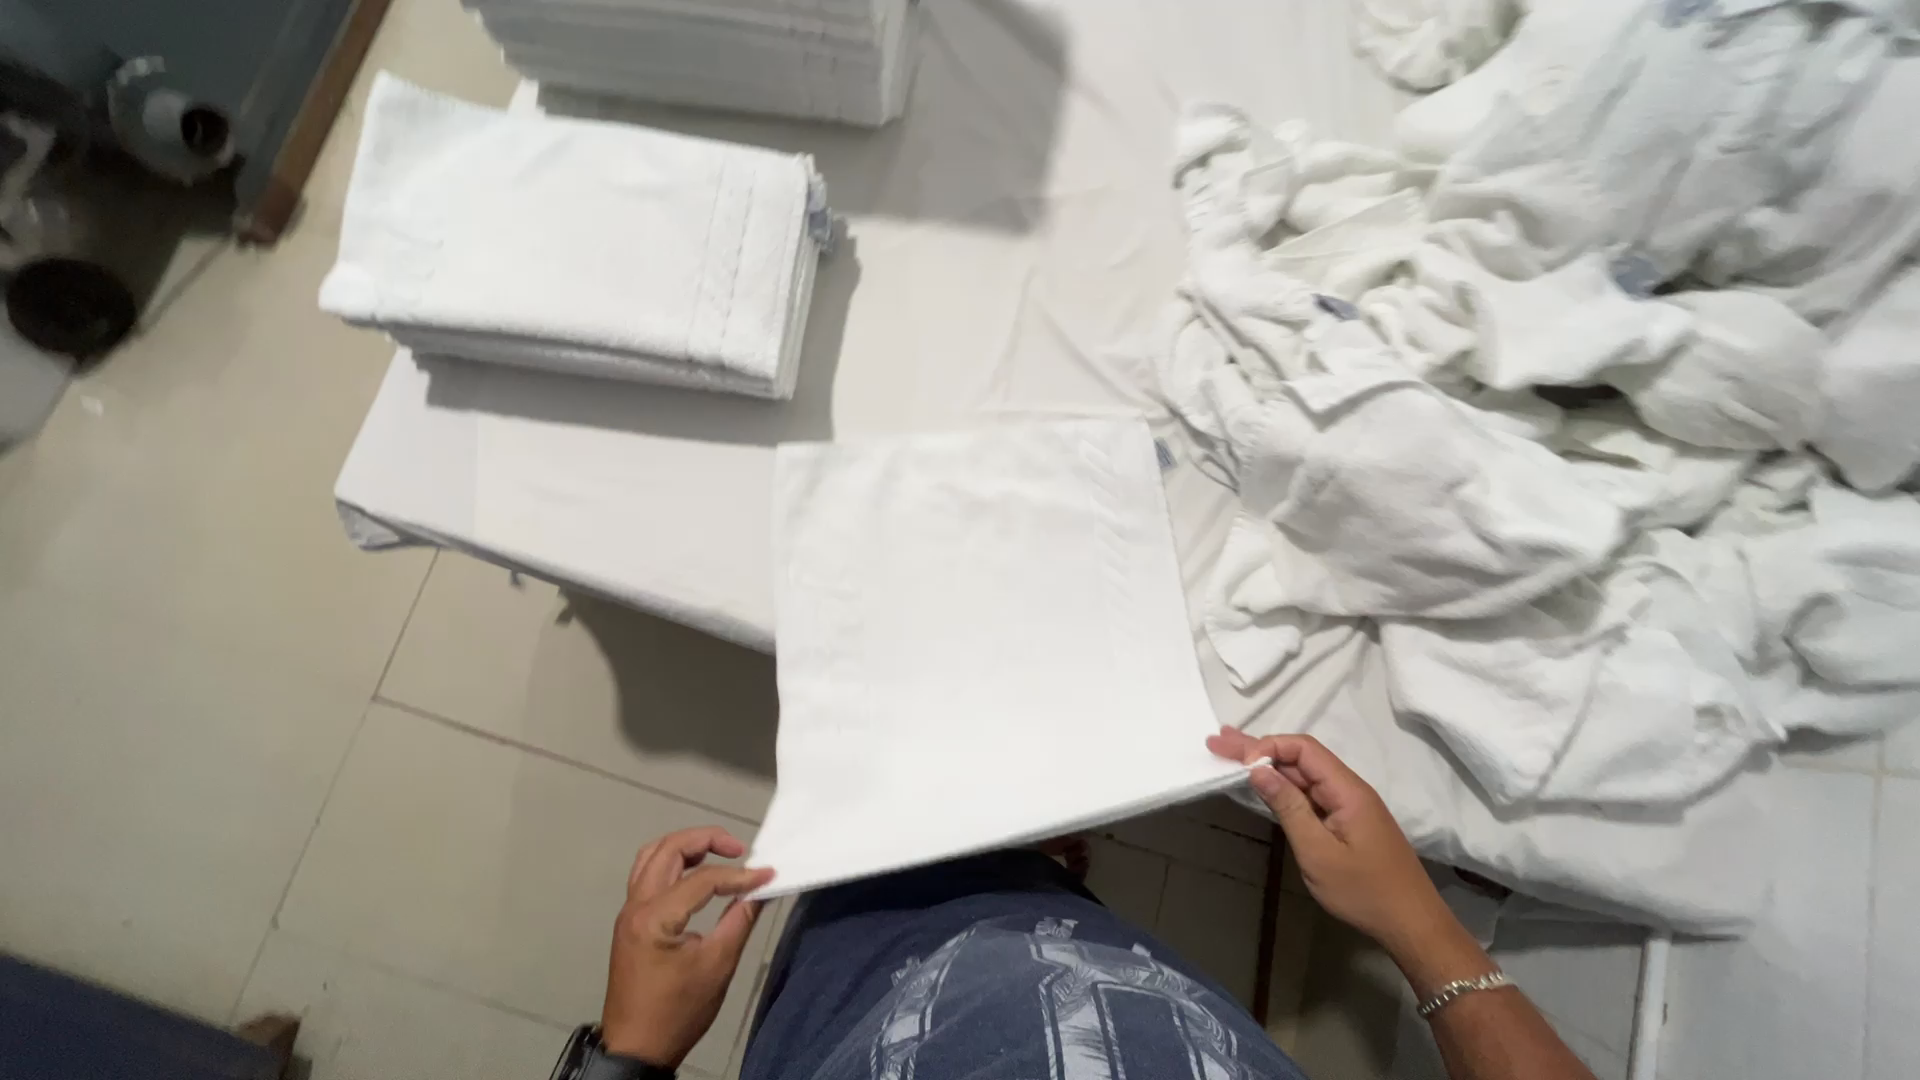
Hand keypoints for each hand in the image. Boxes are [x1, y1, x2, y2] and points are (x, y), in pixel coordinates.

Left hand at [601, 827, 774, 1066]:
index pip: (703, 879)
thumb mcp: (718, 966)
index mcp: (655, 918)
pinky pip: (648, 873)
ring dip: (686, 845)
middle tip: (738, 849)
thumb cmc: (678, 1011)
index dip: (739, 875)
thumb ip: (740, 919)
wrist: (636, 1051)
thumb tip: (762, 888)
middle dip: (706, 839)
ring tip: (718, 853)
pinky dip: (673, 861)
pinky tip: (697, 873)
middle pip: (669, 849)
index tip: (768, 876)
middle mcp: (636, 906)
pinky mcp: (630, 921)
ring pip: (653, 855)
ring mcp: (629, 912)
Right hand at [1207, 728, 1448, 953]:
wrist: (1413, 927)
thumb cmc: (1364, 891)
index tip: (1239, 763)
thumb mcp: (1318, 852)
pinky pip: (1309, 793)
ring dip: (1266, 764)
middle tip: (1218, 739)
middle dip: (1258, 748)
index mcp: (1347, 790)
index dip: (1268, 747)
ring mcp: (1347, 805)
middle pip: (1299, 757)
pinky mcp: (1344, 821)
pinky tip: (1261, 781)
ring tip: (1229, 752)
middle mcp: (1348, 789)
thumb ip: (1288, 806)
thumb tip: (1258, 769)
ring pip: (1302, 775)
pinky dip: (1281, 784)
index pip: (1303, 749)